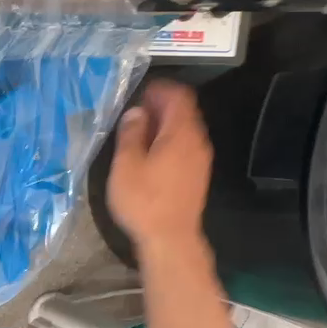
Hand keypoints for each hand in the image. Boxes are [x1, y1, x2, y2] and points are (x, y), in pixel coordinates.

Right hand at [107, 81, 212, 253]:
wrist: (170, 238)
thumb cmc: (143, 200)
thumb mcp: (126, 165)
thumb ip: (131, 134)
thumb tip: (136, 113)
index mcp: (180, 133)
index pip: (178, 96)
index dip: (160, 89)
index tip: (140, 92)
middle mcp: (197, 141)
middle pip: (184, 112)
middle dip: (162, 107)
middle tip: (137, 112)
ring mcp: (200, 159)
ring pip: (185, 131)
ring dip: (165, 126)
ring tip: (141, 134)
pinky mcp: (197, 176)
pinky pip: (185, 148)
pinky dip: (170, 142)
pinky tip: (152, 156)